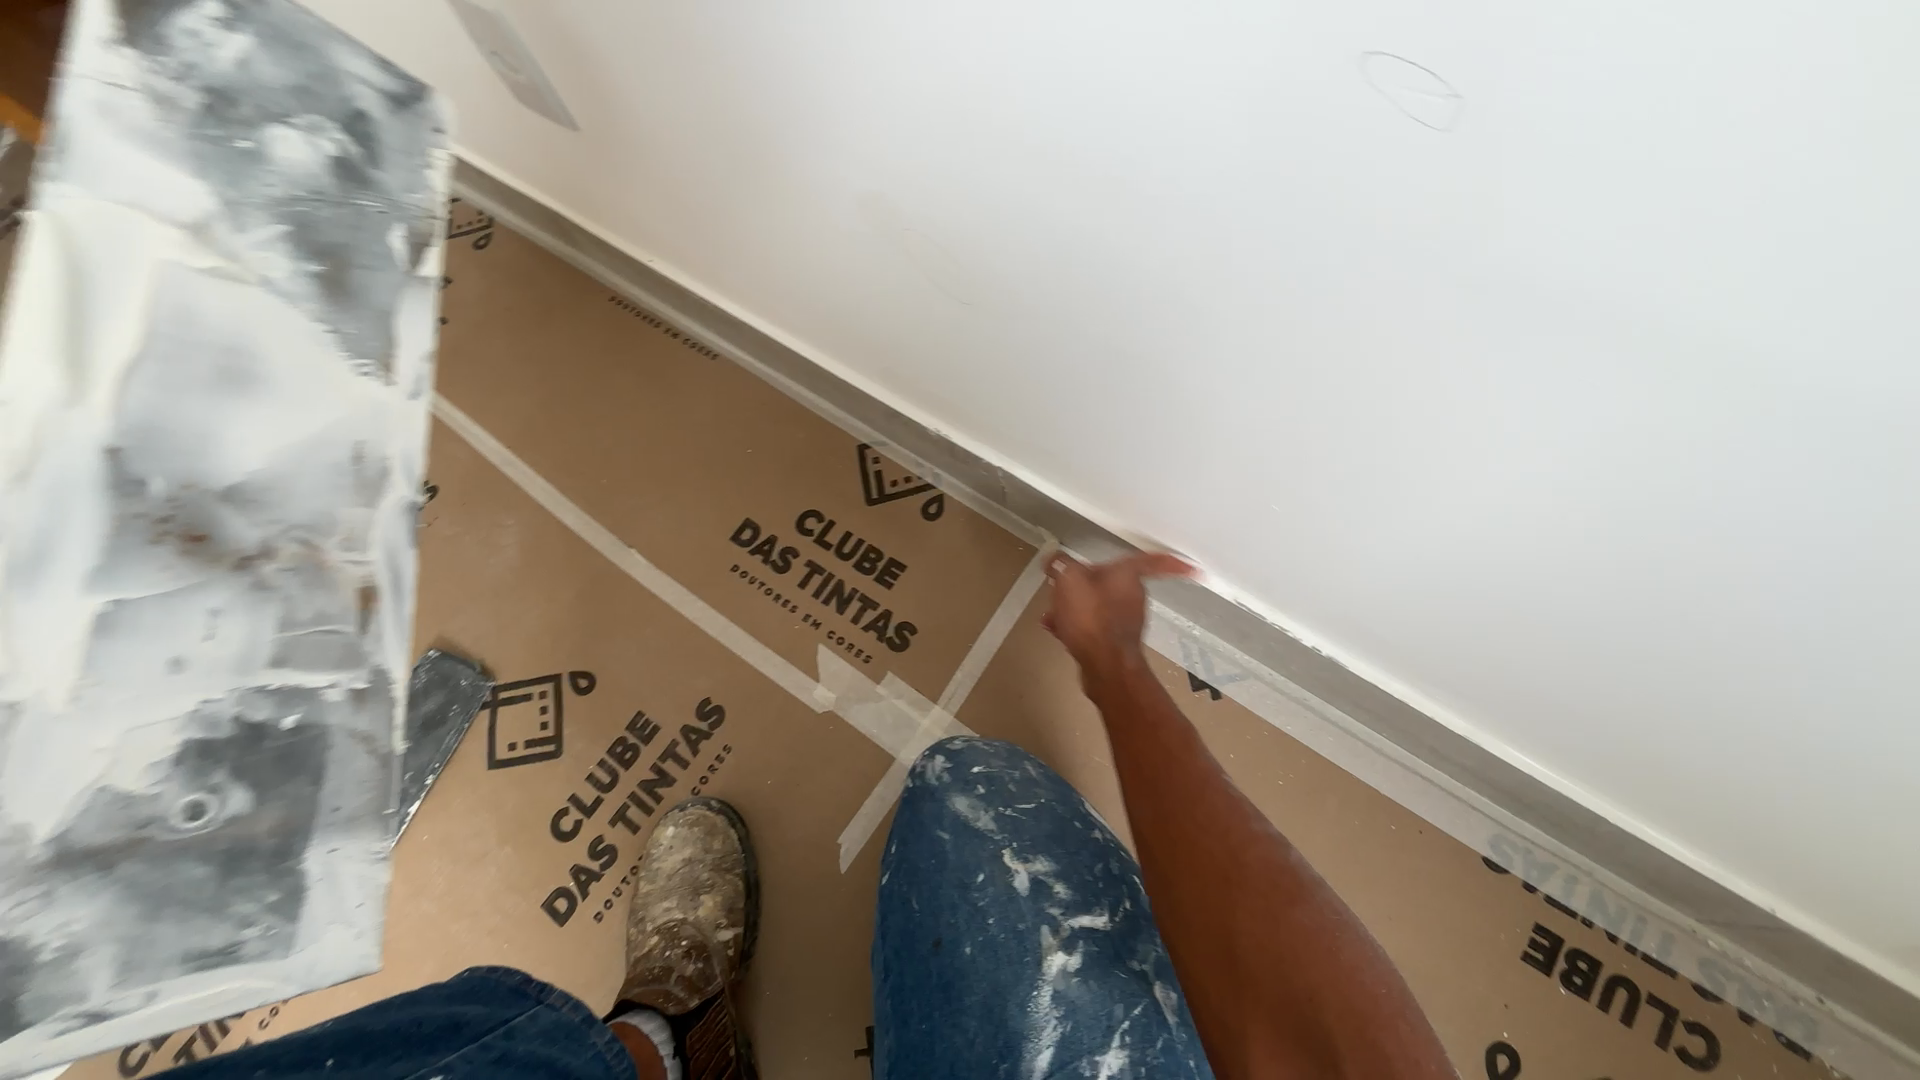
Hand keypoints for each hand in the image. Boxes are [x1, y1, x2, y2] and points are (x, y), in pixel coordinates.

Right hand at [1042, 552, 1194, 686]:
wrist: (1104, 664)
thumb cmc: (1091, 616)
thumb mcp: (1068, 580)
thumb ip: (1061, 565)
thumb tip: (1056, 561)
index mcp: (1128, 575)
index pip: (1154, 561)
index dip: (1171, 561)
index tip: (1194, 567)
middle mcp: (1133, 596)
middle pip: (1112, 582)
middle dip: (1088, 584)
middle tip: (1068, 585)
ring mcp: (1127, 620)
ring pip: (1100, 604)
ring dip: (1077, 606)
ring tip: (1053, 612)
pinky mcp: (1117, 641)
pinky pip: (1095, 624)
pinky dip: (1078, 624)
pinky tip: (1058, 630)